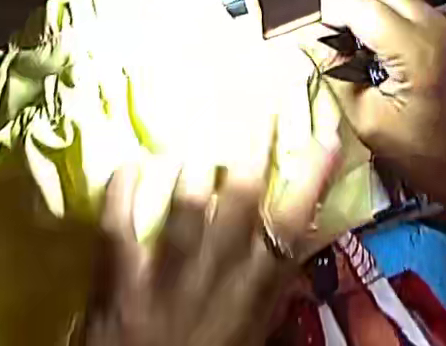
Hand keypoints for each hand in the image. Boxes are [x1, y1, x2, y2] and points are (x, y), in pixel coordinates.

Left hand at [88, 128, 340, 345]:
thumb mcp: (250, 334)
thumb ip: (269, 290)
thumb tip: (294, 243)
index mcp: (254, 292)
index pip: (293, 226)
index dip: (313, 177)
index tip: (327, 136)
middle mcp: (217, 276)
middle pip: (241, 199)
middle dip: (250, 154)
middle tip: (253, 120)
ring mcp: (167, 278)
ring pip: (188, 205)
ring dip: (193, 171)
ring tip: (195, 149)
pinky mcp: (120, 282)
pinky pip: (118, 224)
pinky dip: (121, 190)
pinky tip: (129, 164)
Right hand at [317, 0, 445, 213]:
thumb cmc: (430, 154)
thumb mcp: (370, 123)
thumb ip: (338, 78)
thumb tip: (316, 46)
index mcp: (416, 47)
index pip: (358, 4)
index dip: (329, 13)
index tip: (313, 32)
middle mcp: (435, 24)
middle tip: (329, 30)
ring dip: (366, 4)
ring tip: (350, 38)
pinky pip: (408, 4)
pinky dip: (385, 12)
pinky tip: (375, 44)